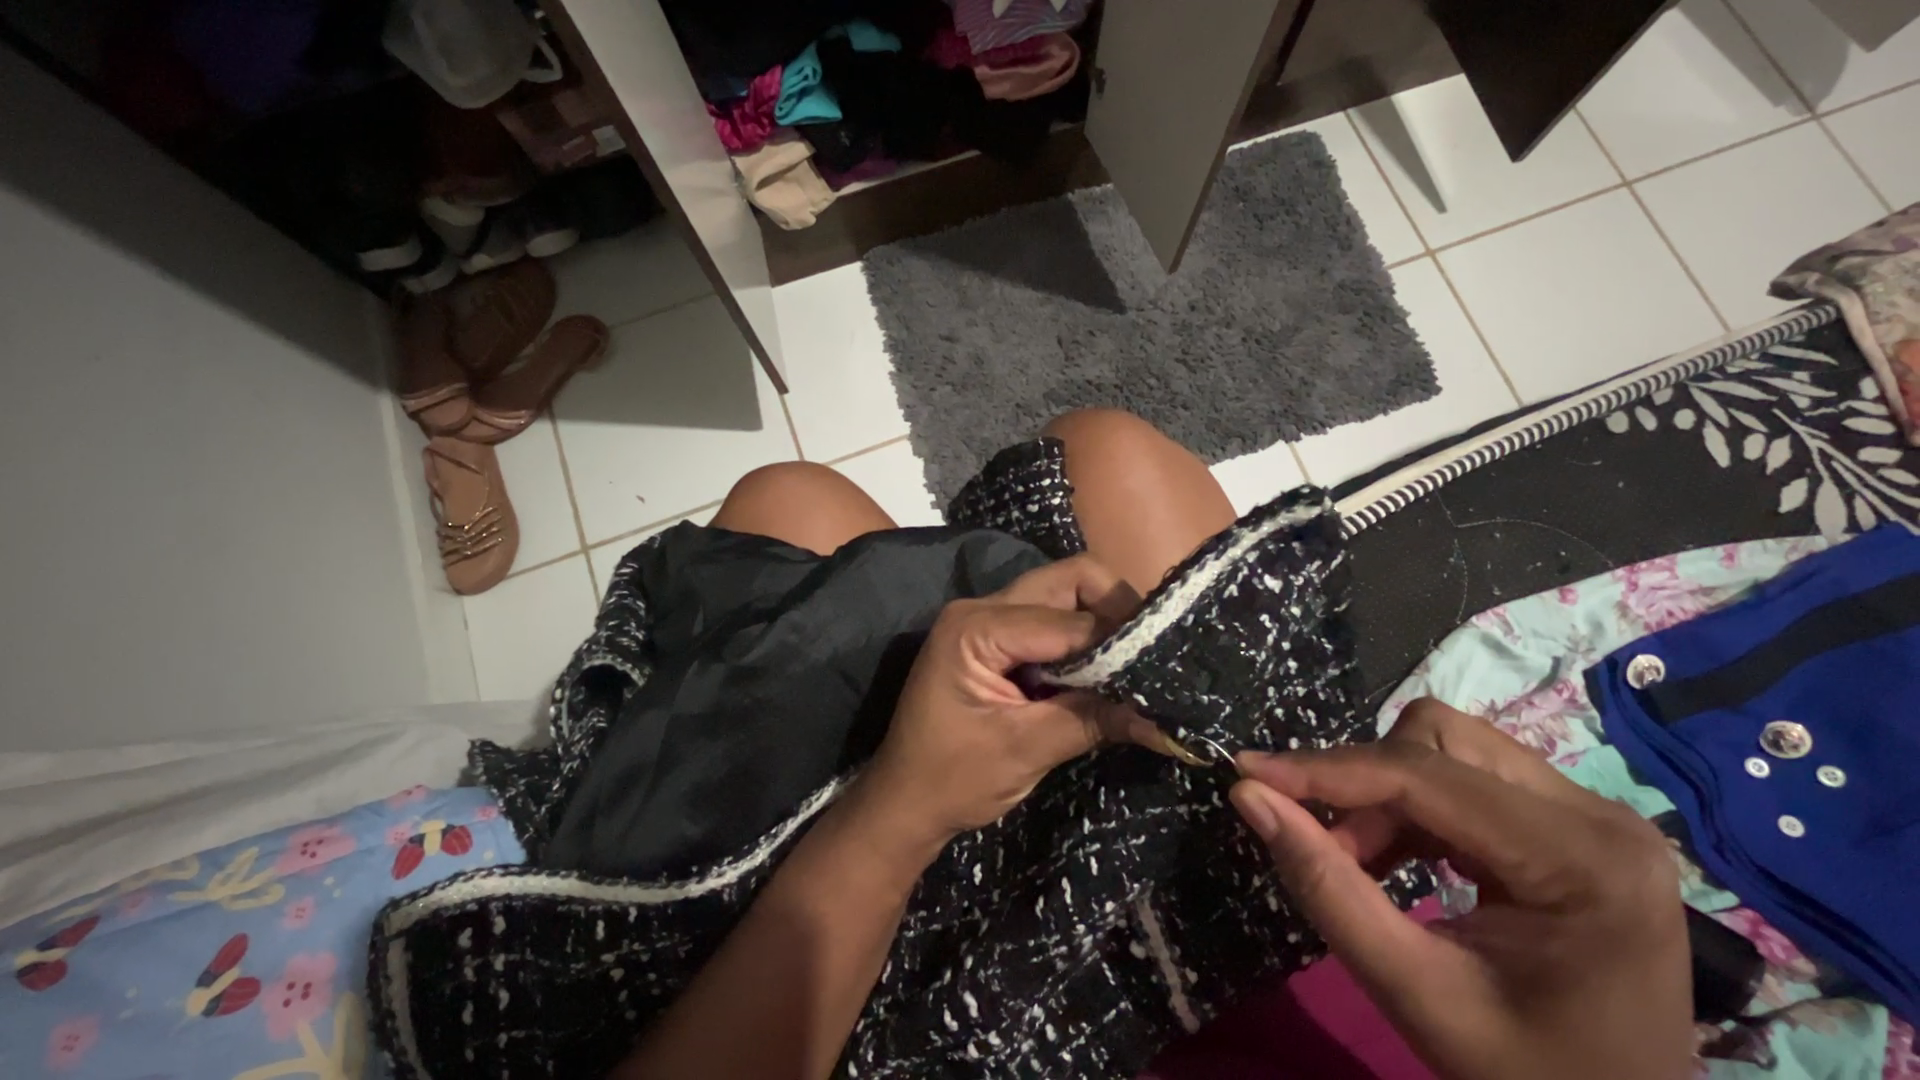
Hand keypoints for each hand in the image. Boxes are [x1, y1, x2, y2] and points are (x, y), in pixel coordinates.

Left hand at [858, 556, 1147, 846]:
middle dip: (1117, 612)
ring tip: (1133, 668)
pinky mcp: (997, 640)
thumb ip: (1093, 720)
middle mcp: (983, 608)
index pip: (1069, 619)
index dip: (1121, 641)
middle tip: (1151, 658)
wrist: (904, 801)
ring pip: (1064, 595)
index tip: (1168, 668)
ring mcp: (988, 620)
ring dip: (1102, 626)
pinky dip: (1084, 641)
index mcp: (977, 628)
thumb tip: (1166, 717)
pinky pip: (1052, 620)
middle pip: (1070, 580)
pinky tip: (1104, 674)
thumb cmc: (952, 779)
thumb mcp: (1026, 750)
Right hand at [1229, 698, 1692, 1079]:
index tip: (1247, 772)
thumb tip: (1248, 796)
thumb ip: (1327, 888)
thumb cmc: (1522, 1071)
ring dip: (1385, 794)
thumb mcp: (1413, 991)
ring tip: (1364, 864)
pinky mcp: (1574, 823)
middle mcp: (1598, 815)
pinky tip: (1398, 860)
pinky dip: (1413, 808)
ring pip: (1449, 749)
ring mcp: (1593, 814)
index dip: (1327, 769)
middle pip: (1441, 741)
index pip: (1426, 776)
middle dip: (1365, 785)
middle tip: (1335, 853)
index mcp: (1582, 860)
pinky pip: (1467, 778)